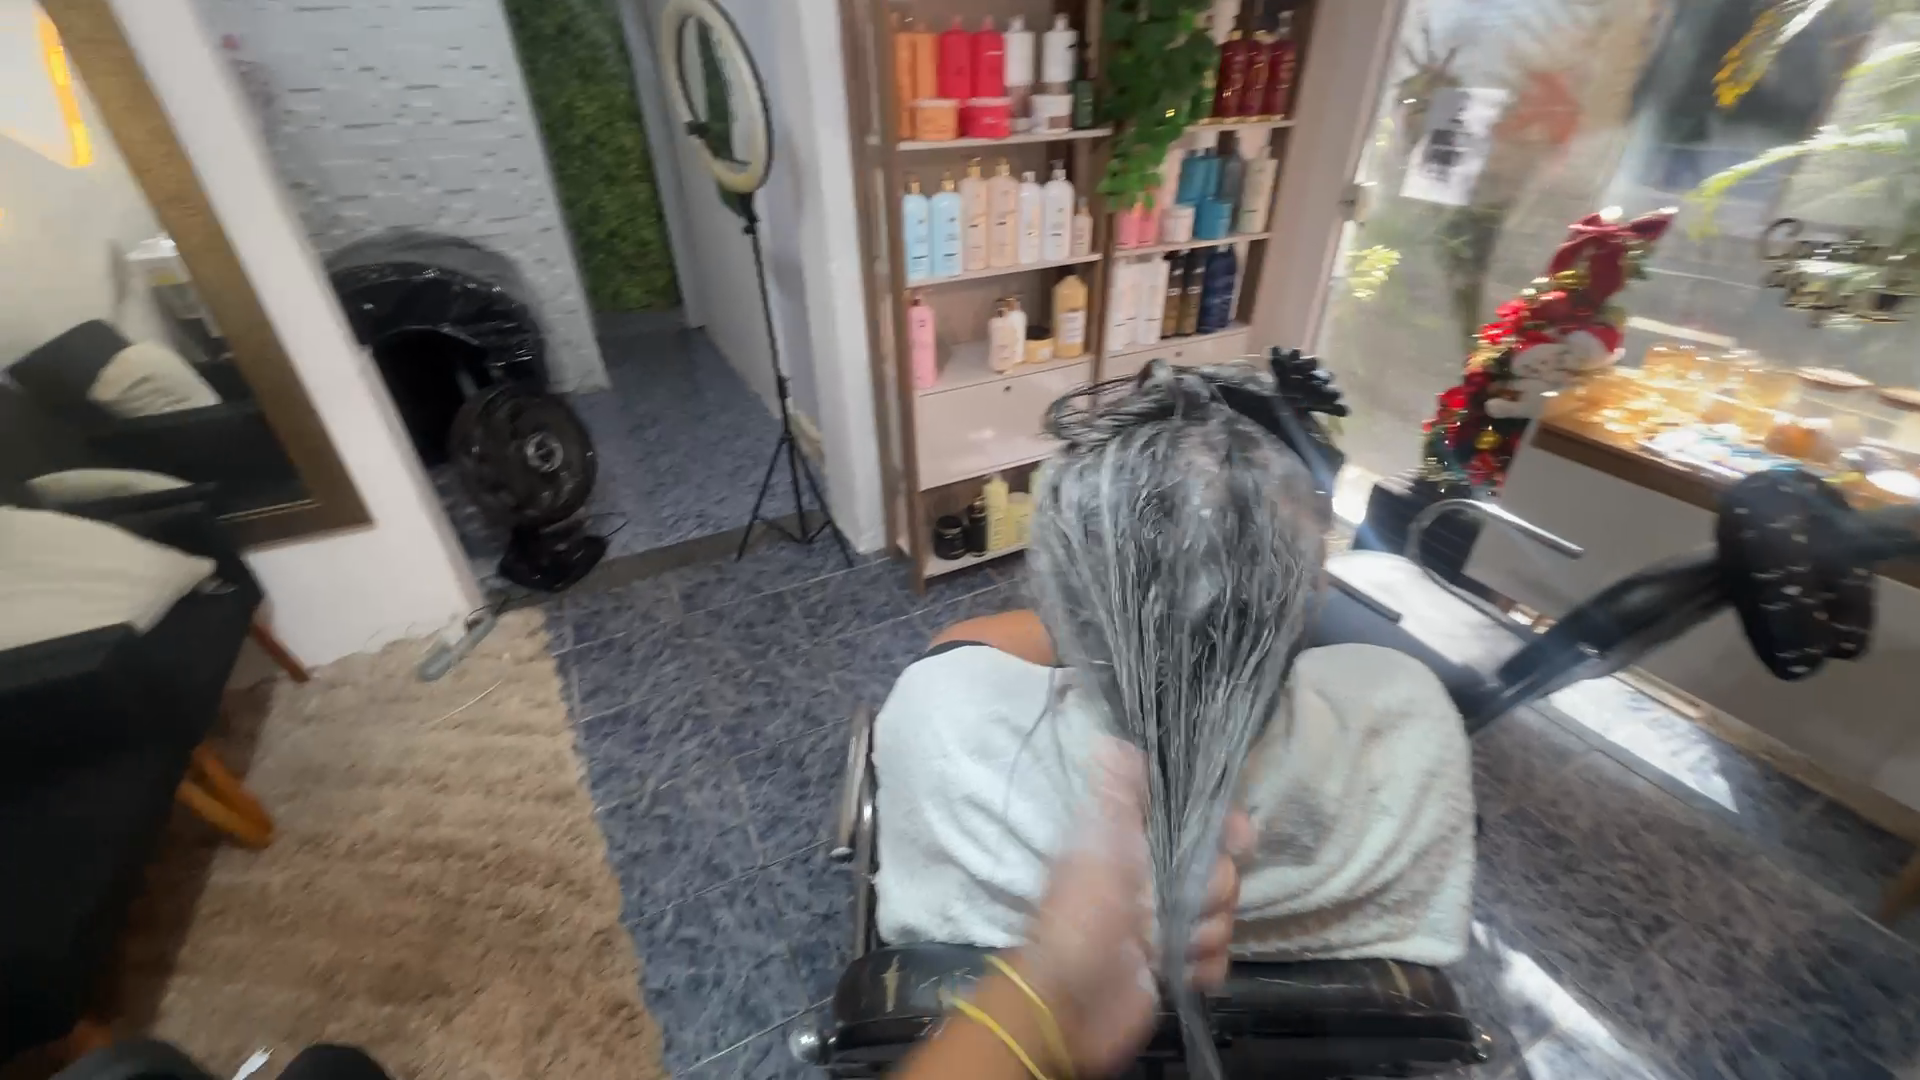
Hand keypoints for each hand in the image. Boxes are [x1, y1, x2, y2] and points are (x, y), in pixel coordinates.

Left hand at [1013, 738, 1251, 1077]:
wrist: (1070, 1000)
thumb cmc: (1081, 913)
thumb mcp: (1095, 844)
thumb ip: (1113, 795)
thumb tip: (1111, 739)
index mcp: (1139, 845)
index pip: (1199, 823)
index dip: (1225, 827)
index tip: (1239, 835)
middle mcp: (1158, 879)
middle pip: (1222, 872)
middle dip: (1210, 891)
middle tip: (1177, 904)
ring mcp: (1170, 924)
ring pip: (1223, 917)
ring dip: (1200, 933)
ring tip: (1162, 944)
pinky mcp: (1179, 966)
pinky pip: (1218, 960)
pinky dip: (1202, 967)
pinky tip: (1176, 970)